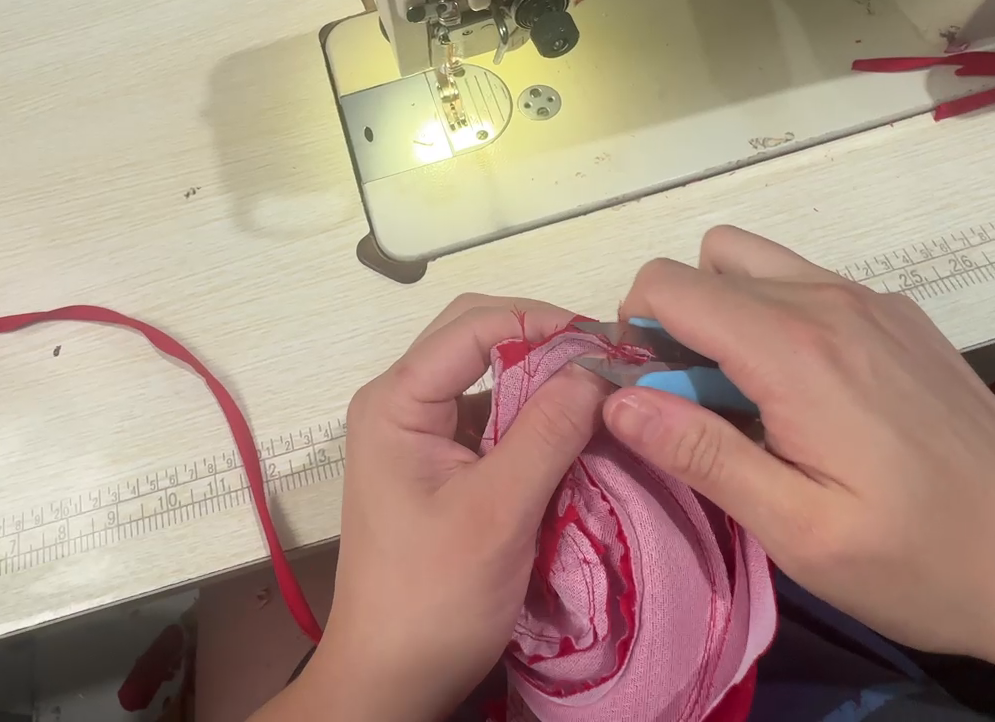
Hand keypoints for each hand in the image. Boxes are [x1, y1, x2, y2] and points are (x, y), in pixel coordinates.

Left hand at [280, 295, 607, 721]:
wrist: (391, 676)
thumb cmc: (433, 597)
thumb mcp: (498, 512)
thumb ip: (546, 433)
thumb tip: (595, 367)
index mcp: (396, 399)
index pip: (471, 325)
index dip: (538, 319)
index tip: (603, 340)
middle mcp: (401, 399)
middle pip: (474, 337)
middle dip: (540, 339)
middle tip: (604, 360)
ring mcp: (418, 428)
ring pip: (485, 372)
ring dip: (539, 376)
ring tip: (598, 389)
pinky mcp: (438, 457)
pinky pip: (488, 412)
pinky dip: (531, 412)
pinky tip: (571, 427)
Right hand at [601, 227, 994, 721]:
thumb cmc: (924, 565)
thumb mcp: (798, 531)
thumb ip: (700, 453)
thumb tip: (615, 400)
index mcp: (795, 349)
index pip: (669, 284)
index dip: (634, 328)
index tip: (646, 390)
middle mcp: (830, 302)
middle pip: (704, 262)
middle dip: (674, 318)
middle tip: (696, 398)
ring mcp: (873, 302)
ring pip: (753, 260)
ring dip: (724, 308)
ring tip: (747, 388)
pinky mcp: (903, 317)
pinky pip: (806, 282)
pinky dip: (777, 313)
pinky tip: (814, 391)